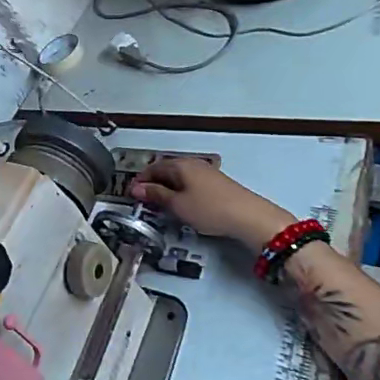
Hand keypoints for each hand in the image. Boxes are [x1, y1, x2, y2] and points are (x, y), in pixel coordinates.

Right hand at [131, 158, 295, 252]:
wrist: (247, 216)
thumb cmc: (209, 209)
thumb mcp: (177, 205)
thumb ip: (156, 195)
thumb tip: (137, 188)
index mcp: (180, 165)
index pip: (153, 168)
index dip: (140, 180)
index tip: (131, 194)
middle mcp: (193, 164)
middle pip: (166, 170)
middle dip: (152, 184)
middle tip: (143, 201)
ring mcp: (206, 172)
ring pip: (179, 177)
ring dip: (166, 189)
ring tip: (159, 205)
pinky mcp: (215, 184)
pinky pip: (190, 183)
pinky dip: (179, 192)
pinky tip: (180, 205)